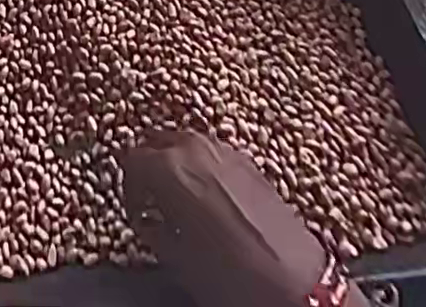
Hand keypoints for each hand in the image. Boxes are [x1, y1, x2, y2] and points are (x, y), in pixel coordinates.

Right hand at [120, 133, 345, 306]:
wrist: (297, 283)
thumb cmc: (232, 275)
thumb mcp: (178, 258)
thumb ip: (152, 228)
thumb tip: (145, 218)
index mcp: (169, 166)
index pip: (131, 160)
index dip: (128, 187)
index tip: (134, 211)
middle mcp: (192, 146)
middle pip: (155, 142)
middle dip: (148, 167)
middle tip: (150, 199)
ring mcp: (221, 147)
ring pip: (183, 142)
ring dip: (173, 162)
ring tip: (177, 198)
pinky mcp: (245, 158)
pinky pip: (209, 151)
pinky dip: (199, 164)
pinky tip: (206, 195)